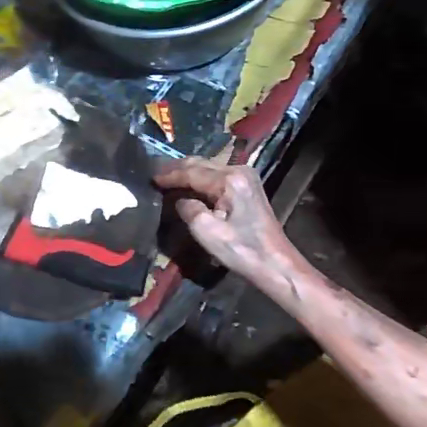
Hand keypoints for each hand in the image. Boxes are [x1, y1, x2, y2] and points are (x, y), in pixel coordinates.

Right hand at [153, 158, 301, 279]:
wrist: (276, 262)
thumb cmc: (242, 250)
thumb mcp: (208, 233)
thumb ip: (189, 210)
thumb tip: (181, 200)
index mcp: (229, 180)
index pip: (192, 171)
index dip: (169, 175)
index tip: (150, 177)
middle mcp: (239, 170)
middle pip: (201, 164)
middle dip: (177, 169)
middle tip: (155, 174)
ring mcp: (246, 176)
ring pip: (209, 167)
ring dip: (188, 172)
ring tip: (167, 177)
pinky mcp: (248, 185)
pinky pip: (217, 175)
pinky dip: (201, 178)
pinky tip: (189, 184)